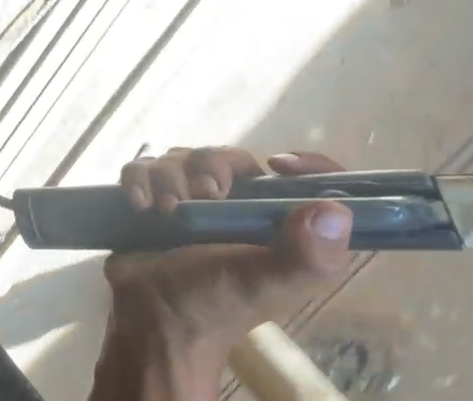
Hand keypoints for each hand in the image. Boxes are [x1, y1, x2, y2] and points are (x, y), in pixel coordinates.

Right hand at [103, 149, 352, 372]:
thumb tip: (334, 209)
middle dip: (209, 167)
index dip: (307, 166)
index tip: (278, 164)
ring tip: (163, 211)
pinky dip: (138, 178)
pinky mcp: (155, 198)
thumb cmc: (214, 305)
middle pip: (230, 157)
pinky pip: (144, 166)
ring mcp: (193, 201)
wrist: (150, 315)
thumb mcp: (265, 284)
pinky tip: (138, 205)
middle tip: (202, 195)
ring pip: (181, 157)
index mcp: (283, 229)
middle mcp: (241, 209)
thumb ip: (304, 255)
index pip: (312, 183)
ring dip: (167, 176)